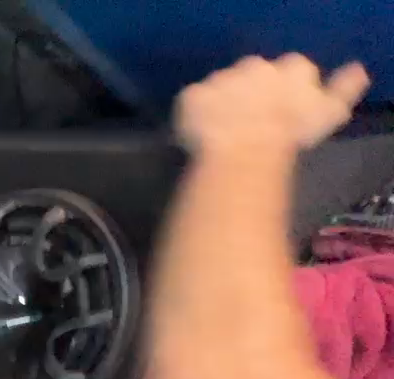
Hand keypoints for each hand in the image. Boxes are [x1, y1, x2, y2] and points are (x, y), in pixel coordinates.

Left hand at [175, 55, 369, 154]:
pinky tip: (196, 126)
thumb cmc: (289, 134)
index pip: (284, 70)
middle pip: (248, 74)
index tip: (270, 109)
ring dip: (216, 100)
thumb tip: (352, 70)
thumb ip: (343, 88)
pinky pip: (190, 99)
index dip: (275, 91)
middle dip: (244, 92)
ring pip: (217, 85)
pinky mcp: (193, 95)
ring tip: (218, 125)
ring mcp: (221, 78)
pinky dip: (191, 111)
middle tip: (240, 118)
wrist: (244, 150)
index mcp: (292, 66)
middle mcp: (256, 64)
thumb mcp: (330, 112)